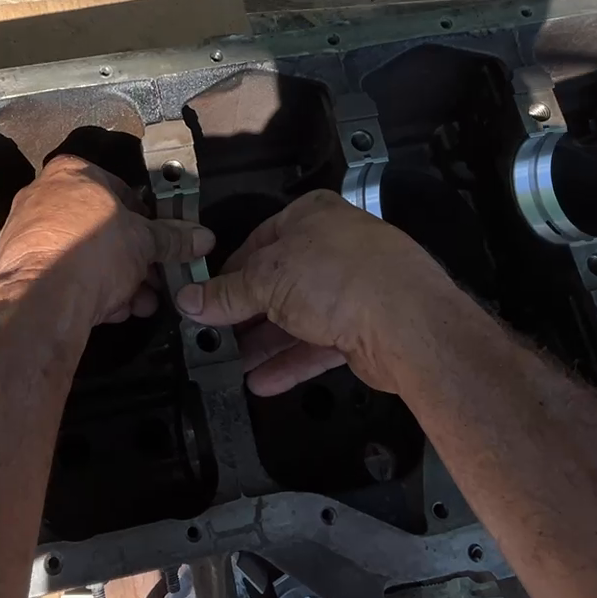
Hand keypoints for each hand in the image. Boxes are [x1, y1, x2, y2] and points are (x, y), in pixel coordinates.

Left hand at [0, 156, 214, 330]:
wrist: (40, 300)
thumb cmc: (89, 251)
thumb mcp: (144, 241)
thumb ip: (173, 238)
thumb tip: (199, 238)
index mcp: (71, 173)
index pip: (120, 189)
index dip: (147, 218)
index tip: (162, 239)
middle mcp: (43, 197)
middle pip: (102, 227)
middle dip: (134, 257)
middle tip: (156, 276)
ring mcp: (28, 235)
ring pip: (85, 256)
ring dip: (119, 280)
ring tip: (142, 301)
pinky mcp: (20, 271)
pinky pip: (64, 277)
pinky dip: (90, 291)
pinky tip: (114, 311)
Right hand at [176, 190, 473, 395]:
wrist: (408, 323)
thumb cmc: (335, 278)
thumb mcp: (267, 280)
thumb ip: (226, 294)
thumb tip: (187, 301)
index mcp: (312, 216)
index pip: (259, 242)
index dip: (229, 272)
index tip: (204, 298)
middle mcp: (333, 247)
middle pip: (277, 282)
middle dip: (244, 314)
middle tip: (212, 337)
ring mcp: (352, 289)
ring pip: (296, 317)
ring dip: (263, 343)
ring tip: (229, 366)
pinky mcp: (363, 329)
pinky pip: (317, 344)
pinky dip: (289, 362)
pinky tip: (261, 381)